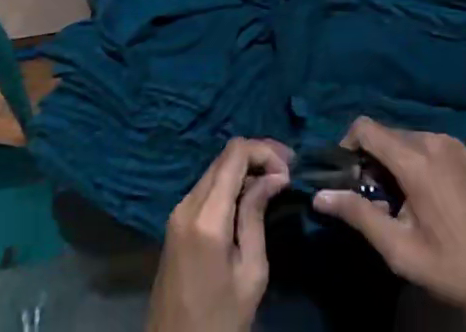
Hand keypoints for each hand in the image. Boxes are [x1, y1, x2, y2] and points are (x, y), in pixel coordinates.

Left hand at [147, 138, 292, 331]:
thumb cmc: (219, 319)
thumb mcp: (251, 272)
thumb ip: (256, 216)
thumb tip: (274, 176)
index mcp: (206, 217)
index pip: (235, 153)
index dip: (266, 151)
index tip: (289, 172)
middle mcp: (186, 205)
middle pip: (225, 156)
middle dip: (259, 156)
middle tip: (288, 172)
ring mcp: (177, 214)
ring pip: (216, 169)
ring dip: (246, 168)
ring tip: (275, 183)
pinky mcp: (176, 224)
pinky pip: (207, 187)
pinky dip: (232, 183)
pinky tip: (251, 197)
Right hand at [313, 119, 465, 331]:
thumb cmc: (450, 263)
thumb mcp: (398, 248)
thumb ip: (358, 215)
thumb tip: (320, 194)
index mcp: (417, 160)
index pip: (367, 128)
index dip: (346, 145)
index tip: (342, 176)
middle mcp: (434, 140)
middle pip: (386, 133)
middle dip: (368, 159)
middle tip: (365, 197)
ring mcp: (451, 143)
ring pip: (404, 139)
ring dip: (389, 161)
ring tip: (390, 201)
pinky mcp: (461, 152)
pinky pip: (424, 144)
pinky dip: (409, 160)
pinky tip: (414, 194)